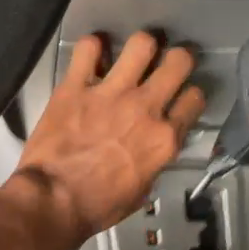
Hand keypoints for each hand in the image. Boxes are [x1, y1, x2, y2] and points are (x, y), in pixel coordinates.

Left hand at [12, 32, 205, 242]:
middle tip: (167, 62)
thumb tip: (153, 148)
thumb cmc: (97, 206)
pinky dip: (92, 47)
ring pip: (141, 44)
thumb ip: (154, 161)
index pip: (195, 99)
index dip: (190, 95)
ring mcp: (110, 93)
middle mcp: (144, 108)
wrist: (53, 201)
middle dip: (178, 57)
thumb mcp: (141, 191)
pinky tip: (92, 54)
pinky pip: (88, 48)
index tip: (181, 97)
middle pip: (179, 61)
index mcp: (164, 138)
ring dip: (141, 46)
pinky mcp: (75, 86)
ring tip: (133, 53)